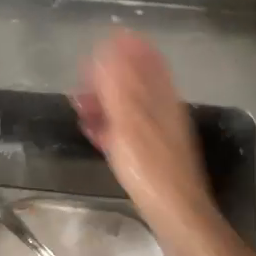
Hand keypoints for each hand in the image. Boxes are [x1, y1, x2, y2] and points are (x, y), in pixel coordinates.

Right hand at [76, 30, 214, 228]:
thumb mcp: (130, 124)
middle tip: (82, 81)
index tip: (100, 43)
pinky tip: (95, 132)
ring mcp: (159, 132)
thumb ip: (120, 87)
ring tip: (81, 106)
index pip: (145, 60)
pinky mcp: (152, 154)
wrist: (174, 212)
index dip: (125, 49)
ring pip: (129, 107)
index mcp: (160, 98)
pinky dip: (110, 125)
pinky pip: (128, 130)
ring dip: (105, 103)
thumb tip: (113, 48)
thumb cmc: (150, 168)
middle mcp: (163, 110)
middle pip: (136, 83)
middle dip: (108, 78)